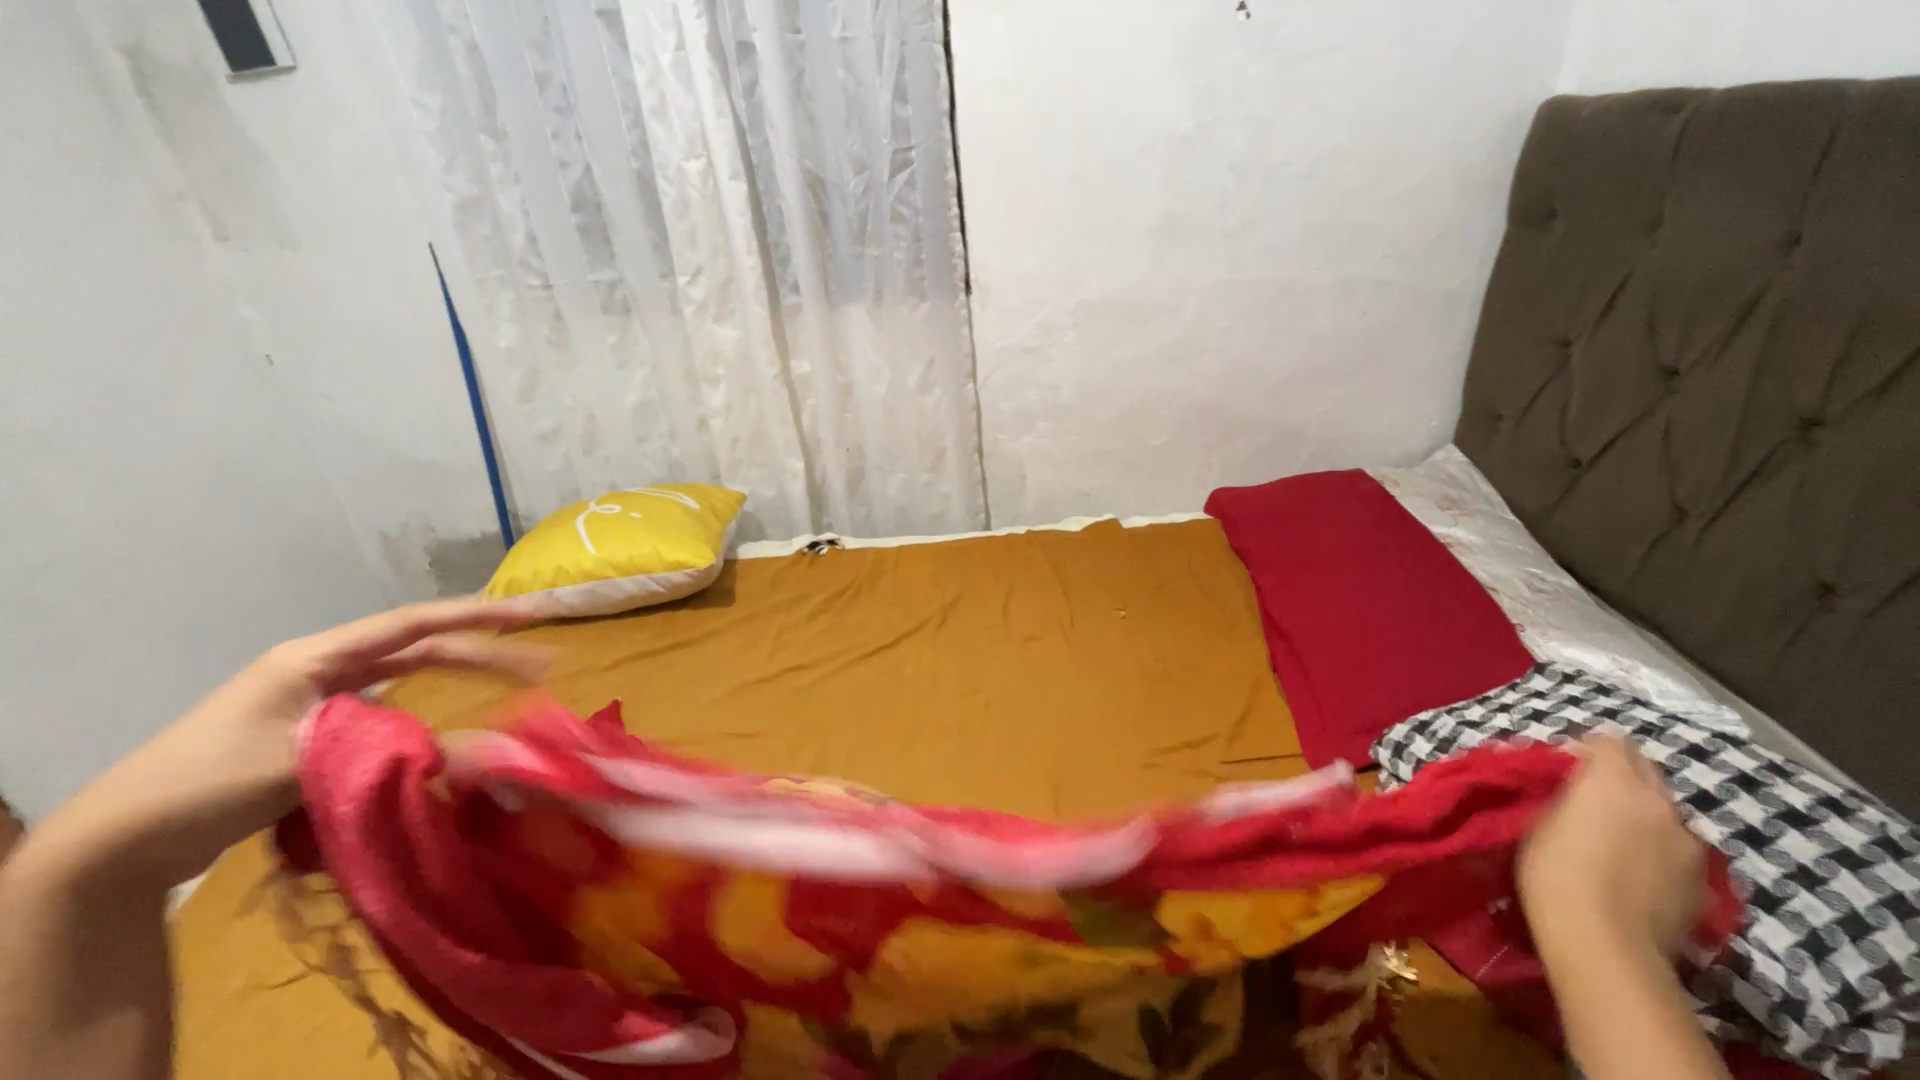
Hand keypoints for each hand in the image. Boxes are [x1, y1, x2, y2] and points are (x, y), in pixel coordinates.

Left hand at [44, 598, 550, 885]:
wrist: (121, 841)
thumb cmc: (209, 783)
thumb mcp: (309, 761)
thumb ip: (398, 748)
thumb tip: (484, 752)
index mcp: (316, 657)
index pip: (413, 624)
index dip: (477, 617)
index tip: (533, 616)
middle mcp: (321, 670)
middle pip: (418, 649)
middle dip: (482, 652)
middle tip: (542, 663)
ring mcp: (317, 703)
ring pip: (405, 683)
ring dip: (457, 684)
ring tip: (511, 690)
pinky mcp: (314, 737)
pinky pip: (386, 717)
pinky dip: (425, 721)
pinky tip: (450, 733)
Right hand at [1518, 735, 1705, 957]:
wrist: (1606, 947)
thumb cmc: (1554, 874)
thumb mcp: (1536, 822)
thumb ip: (1562, 795)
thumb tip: (1571, 787)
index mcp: (1614, 780)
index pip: (1608, 740)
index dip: (1585, 750)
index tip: (1563, 770)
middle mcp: (1660, 800)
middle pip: (1644, 767)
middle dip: (1619, 775)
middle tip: (1588, 799)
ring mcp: (1689, 840)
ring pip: (1663, 809)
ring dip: (1641, 813)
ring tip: (1615, 841)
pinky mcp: (1703, 879)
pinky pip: (1676, 847)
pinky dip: (1658, 849)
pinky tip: (1636, 874)